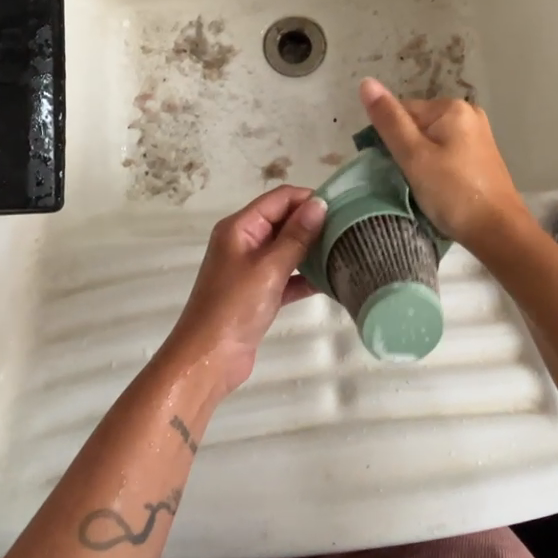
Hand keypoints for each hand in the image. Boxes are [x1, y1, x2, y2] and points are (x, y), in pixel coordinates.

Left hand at [164, 186, 327, 397]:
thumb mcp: (269, 267)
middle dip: (313, 223)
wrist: (208, 359)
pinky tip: (331, 281)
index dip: (308, 198)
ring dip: (312, 250)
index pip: (279, 198)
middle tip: (350, 230)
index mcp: (239, 227)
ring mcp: (251, 268)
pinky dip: (305, 277)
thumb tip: (319, 204)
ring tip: (346, 251)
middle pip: (283, 221)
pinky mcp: (259, 293)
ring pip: (287, 249)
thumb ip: (296, 235)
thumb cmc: (234, 306)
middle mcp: (244, 242)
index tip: (342, 207)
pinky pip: (287, 276)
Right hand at [360, 78, 530, 250]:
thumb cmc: (453, 193)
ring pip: (431, 142)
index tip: (390, 166)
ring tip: (421, 187)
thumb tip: (366, 82)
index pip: (402, 112)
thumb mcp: (414, 156)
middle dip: (406, 150)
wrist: (499, 232)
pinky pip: (446, 153)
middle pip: (418, 125)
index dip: (390, 139)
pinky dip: (436, 168)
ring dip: (420, 161)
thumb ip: (389, 120)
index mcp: (451, 107)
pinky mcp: (481, 157)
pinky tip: (438, 189)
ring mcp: (478, 135)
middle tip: (406, 179)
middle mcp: (468, 114)